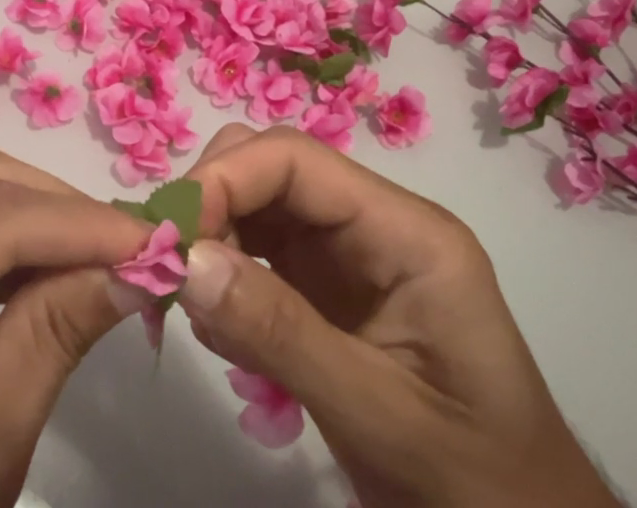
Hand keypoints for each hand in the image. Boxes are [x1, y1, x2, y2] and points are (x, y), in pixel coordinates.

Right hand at [177, 123, 621, 507]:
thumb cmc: (471, 475)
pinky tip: (218, 328)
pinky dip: (218, 279)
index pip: (295, 160)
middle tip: (164, 267)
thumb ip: (281, 334)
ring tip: (180, 300)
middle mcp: (372, 227)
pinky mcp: (321, 291)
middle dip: (208, 204)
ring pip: (253, 208)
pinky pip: (252, 255)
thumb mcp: (379, 413)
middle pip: (268, 169)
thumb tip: (183, 260)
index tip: (165, 239)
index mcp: (407, 233)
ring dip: (206, 241)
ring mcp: (345, 258)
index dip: (221, 180)